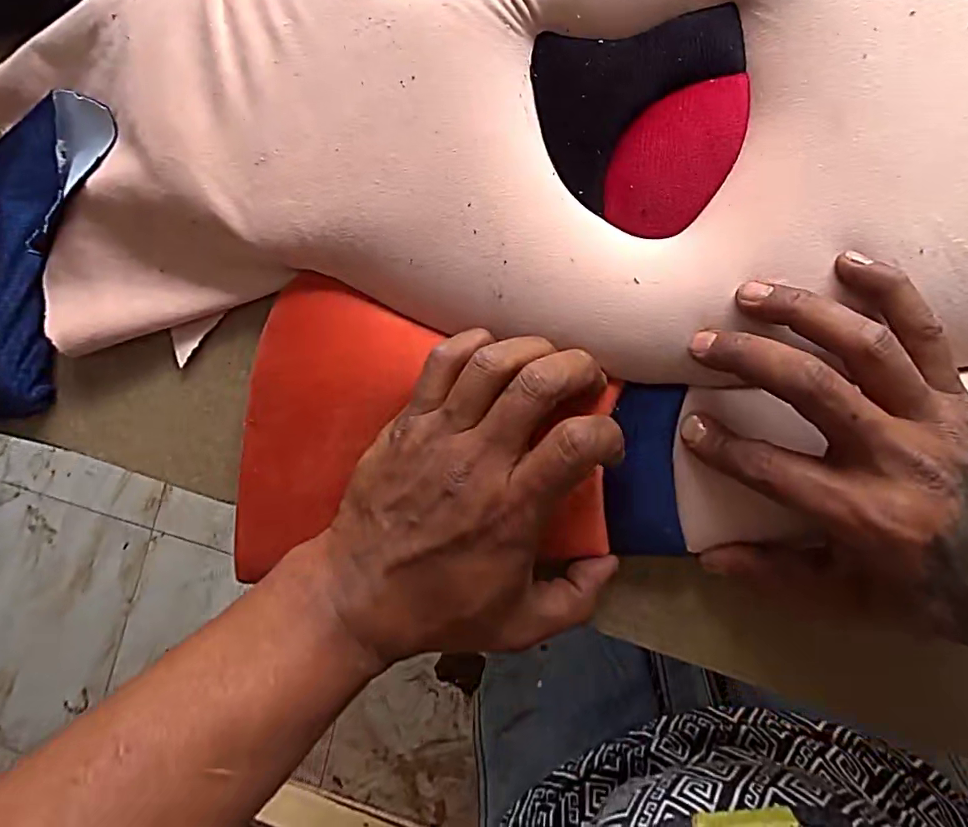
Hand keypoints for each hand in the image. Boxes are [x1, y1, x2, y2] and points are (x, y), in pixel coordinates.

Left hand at [309, 332, 624, 667]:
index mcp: (514, 507)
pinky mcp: (407, 421)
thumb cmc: (440, 608)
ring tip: (546, 360)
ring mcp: (438, 434)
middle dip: (577, 367)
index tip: (607, 446)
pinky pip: (440, 363)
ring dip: (531, 348)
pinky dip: (473, 343)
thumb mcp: (521, 625)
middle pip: (537, 383)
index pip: (576, 443)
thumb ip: (577, 599)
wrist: (356, 595)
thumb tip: (611, 560)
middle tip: (588, 380)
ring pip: (491, 363)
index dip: (607, 432)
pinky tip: (492, 351)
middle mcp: (479, 460)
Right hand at [682, 253, 967, 668]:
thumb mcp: (851, 601)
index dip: (723, 447)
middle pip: (813, 389)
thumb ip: (776, 577)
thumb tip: (708, 560)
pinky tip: (846, 260)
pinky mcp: (959, 395)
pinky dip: (889, 290)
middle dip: (748, 359)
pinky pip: (926, 332)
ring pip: (864, 347)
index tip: (689, 426)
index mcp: (865, 515)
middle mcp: (897, 457)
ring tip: (752, 292)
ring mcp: (932, 418)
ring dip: (802, 312)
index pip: (774, 471)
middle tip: (702, 343)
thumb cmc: (937, 594)